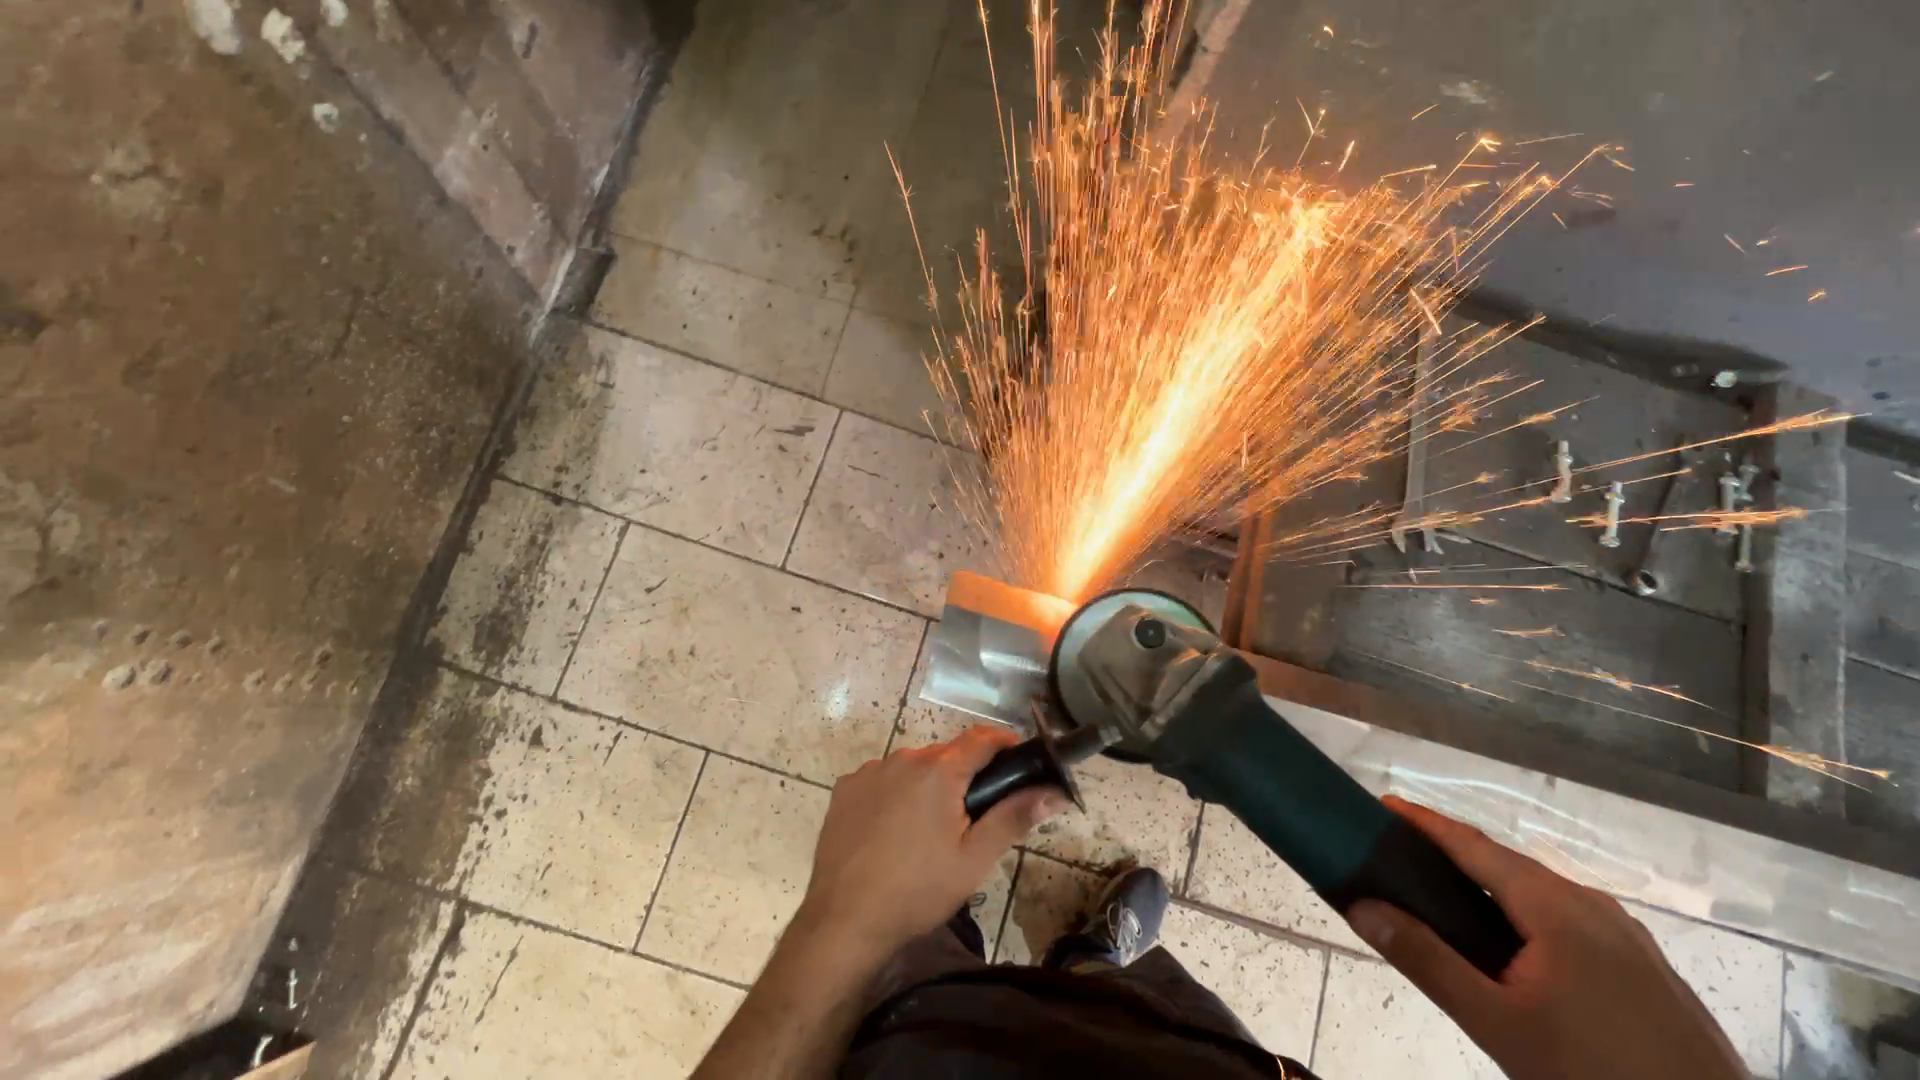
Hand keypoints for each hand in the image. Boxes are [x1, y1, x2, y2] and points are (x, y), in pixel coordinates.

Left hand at [795, 726, 1065, 961]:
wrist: (844, 921)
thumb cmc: (918, 891)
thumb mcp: (974, 859)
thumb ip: (1013, 817)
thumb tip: (1054, 792)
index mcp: (938, 770)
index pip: (982, 738)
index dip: (1006, 743)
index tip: (1020, 757)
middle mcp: (902, 759)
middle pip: (946, 756)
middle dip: (964, 778)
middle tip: (972, 820)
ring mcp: (869, 772)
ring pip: (913, 770)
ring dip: (928, 788)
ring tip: (929, 834)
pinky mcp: (845, 790)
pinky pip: (882, 782)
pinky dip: (895, 797)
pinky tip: (893, 834)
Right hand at [1345, 797, 1744, 1079]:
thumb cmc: (1594, 1073)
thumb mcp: (1496, 1024)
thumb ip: (1426, 960)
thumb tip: (1361, 906)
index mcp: (1556, 906)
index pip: (1474, 846)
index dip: (1425, 823)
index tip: (1382, 805)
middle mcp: (1593, 906)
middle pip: (1507, 866)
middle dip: (1451, 854)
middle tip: (1400, 857)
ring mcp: (1627, 937)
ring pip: (1541, 895)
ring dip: (1489, 887)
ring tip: (1446, 901)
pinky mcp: (1645, 968)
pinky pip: (1569, 921)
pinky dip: (1524, 915)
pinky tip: (1514, 951)